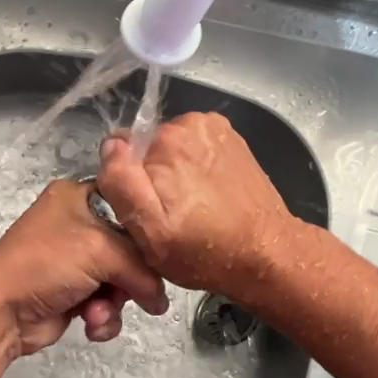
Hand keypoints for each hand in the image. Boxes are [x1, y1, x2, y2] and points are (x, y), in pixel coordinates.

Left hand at [0, 179, 168, 356]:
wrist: (2, 312)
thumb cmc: (46, 265)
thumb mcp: (101, 251)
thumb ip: (142, 268)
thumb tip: (160, 299)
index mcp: (78, 196)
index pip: (129, 204)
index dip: (147, 230)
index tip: (165, 252)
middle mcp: (78, 223)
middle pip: (130, 248)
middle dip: (131, 277)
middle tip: (132, 291)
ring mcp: (75, 260)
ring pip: (121, 280)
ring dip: (114, 302)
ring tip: (97, 312)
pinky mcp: (75, 292)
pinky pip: (107, 303)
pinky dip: (103, 317)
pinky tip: (91, 324)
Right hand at [95, 112, 295, 294]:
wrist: (266, 254)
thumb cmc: (203, 251)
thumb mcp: (150, 231)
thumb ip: (121, 183)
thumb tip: (111, 145)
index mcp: (164, 140)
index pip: (120, 152)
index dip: (127, 183)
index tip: (146, 210)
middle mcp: (189, 123)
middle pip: (147, 148)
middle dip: (152, 177)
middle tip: (170, 214)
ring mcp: (214, 128)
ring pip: (171, 149)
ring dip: (175, 174)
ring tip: (192, 208)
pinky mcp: (231, 139)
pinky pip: (195, 149)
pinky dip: (196, 169)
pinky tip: (207, 197)